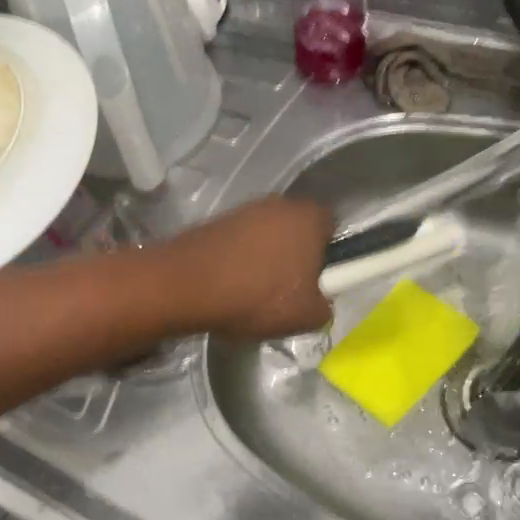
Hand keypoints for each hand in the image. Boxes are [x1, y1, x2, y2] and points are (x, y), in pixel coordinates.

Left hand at [160, 196, 334, 341]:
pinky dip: (238, 264)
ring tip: (253, 297)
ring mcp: (242, 210)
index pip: (334, 230)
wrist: (185, 286)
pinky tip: (229, 290)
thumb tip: (319, 301)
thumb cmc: (257, 296)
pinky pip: (239, 245)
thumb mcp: (306, 316)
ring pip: (266, 240)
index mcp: (309, 216)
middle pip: (297, 233)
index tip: (317, 285)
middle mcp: (278, 203)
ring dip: (264, 263)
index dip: (330, 258)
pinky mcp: (214, 223)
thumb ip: (325, 306)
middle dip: (295, 260)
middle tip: (288, 295)